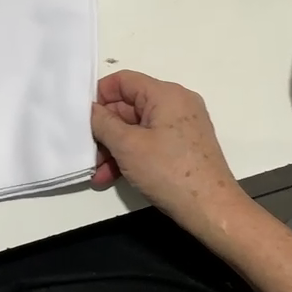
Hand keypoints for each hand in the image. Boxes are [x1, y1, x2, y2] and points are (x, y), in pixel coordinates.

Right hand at [90, 70, 248, 224]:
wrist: (211, 210)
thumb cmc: (169, 172)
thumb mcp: (127, 146)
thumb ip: (102, 122)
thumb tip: (90, 109)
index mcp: (166, 94)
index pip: (123, 81)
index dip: (99, 95)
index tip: (81, 117)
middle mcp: (176, 104)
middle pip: (128, 106)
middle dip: (104, 129)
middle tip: (86, 151)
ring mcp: (181, 126)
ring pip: (136, 128)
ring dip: (113, 148)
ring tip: (97, 172)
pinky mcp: (182, 146)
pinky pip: (148, 142)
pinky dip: (130, 155)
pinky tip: (111, 176)